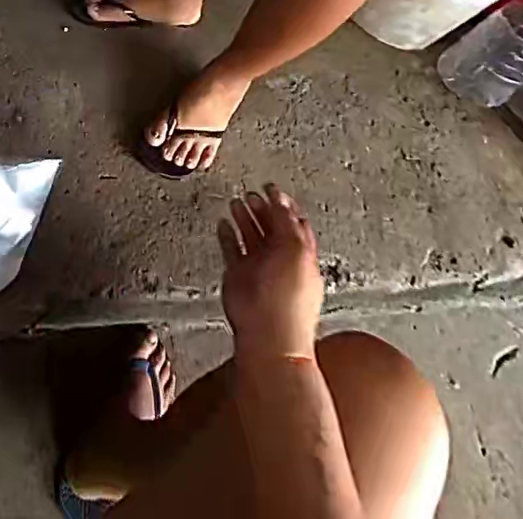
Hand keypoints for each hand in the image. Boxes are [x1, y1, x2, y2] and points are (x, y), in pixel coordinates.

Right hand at [218, 186, 322, 361]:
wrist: (269, 334)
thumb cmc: (288, 298)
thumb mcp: (296, 250)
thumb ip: (287, 222)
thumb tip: (281, 199)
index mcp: (299, 252)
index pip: (292, 221)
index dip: (282, 203)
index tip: (271, 188)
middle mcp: (279, 258)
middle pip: (269, 226)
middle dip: (261, 208)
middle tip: (251, 193)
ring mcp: (258, 267)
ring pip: (250, 236)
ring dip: (243, 218)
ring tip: (236, 201)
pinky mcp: (238, 276)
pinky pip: (232, 250)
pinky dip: (227, 236)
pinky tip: (224, 223)